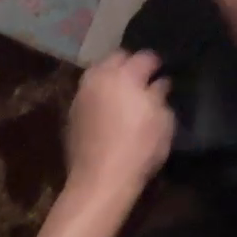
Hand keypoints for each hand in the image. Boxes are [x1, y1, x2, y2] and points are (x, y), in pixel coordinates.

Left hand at [65, 50, 174, 207]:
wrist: (99, 180)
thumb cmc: (139, 149)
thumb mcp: (163, 122)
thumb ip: (161, 96)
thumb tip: (160, 82)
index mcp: (125, 75)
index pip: (145, 57)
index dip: (157, 63)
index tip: (163, 72)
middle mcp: (101, 76)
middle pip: (117, 57)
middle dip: (131, 63)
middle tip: (143, 80)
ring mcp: (83, 92)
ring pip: (99, 72)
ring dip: (112, 77)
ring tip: (124, 93)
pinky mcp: (72, 110)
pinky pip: (89, 91)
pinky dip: (100, 94)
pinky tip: (108, 109)